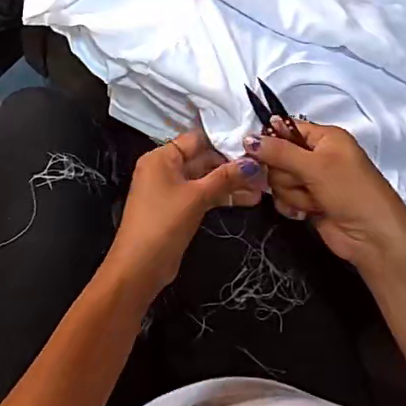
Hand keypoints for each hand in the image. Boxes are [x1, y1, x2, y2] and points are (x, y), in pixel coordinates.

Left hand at [100, 130, 264, 292]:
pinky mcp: (178, 209)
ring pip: (205, 179)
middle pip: (202, 159)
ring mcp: (171, 190)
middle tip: (264, 169)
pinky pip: (203, 195)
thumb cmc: (164, 222)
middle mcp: (164, 169)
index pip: (196, 140)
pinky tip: (249, 199)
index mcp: (161, 158)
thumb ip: (225, 177)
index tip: (252, 146)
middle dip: (232, 166)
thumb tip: (252, 163)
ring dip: (231, 183)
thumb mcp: (197, 196)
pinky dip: (222, 196)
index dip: (224, 141)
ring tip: (263, 186)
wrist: (141, 265)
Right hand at [246, 121, 405, 273]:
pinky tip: (306, 212)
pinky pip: (282, 197)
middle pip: (276, 156)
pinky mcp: (307, 202)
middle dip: (285, 173)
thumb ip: (279, 151)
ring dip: (291, 192)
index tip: (256, 151)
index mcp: (325, 138)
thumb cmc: (352, 192)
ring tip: (313, 201)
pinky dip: (291, 205)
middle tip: (302, 181)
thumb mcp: (316, 166)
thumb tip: (247, 138)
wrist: (373, 237)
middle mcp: (317, 156)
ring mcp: (311, 181)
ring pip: (278, 179)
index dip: (270, 140)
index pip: (287, 129)